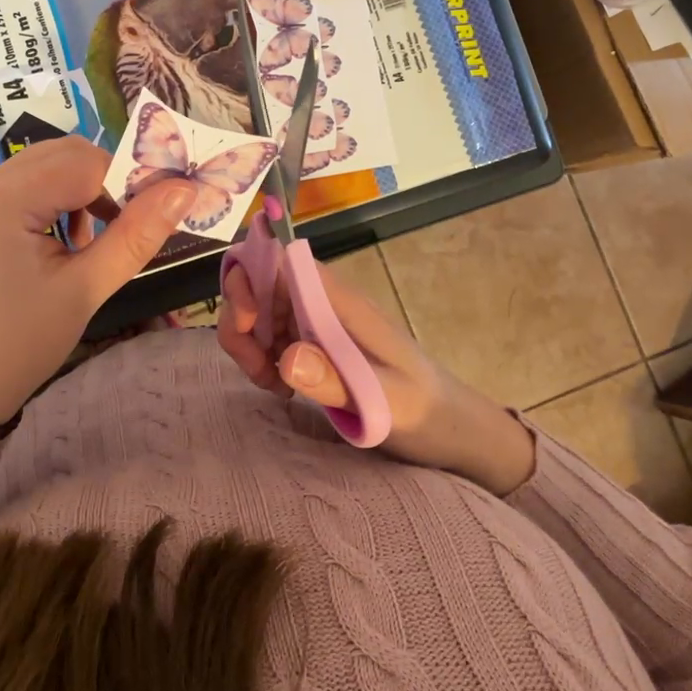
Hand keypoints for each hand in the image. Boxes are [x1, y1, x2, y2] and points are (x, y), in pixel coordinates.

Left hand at [0, 137, 196, 427]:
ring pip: (52, 163)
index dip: (129, 180)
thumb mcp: (88, 288)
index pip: (85, 163)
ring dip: (86, 191)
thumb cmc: (26, 341)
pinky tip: (71, 239)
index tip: (160, 211)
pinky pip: (33, 182)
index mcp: (3, 201)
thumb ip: (137, 234)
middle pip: (67, 153)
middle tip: (131, 225)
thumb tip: (184, 189)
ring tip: (96, 241)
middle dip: (108, 183)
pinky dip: (62, 199)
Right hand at [217, 258, 535, 494]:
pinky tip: (279, 388)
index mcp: (339, 301)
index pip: (278, 260)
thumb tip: (286, 357)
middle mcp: (322, 302)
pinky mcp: (312, 346)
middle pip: (257, 284)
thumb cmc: (424, 410)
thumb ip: (334, 379)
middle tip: (256, 368)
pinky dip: (260, 360)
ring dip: (247, 345)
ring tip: (270, 384)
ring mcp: (314, 323)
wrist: (451, 430)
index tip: (249, 325)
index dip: (249, 278)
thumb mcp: (384, 401)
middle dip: (240, 321)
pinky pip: (268, 339)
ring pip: (257, 312)